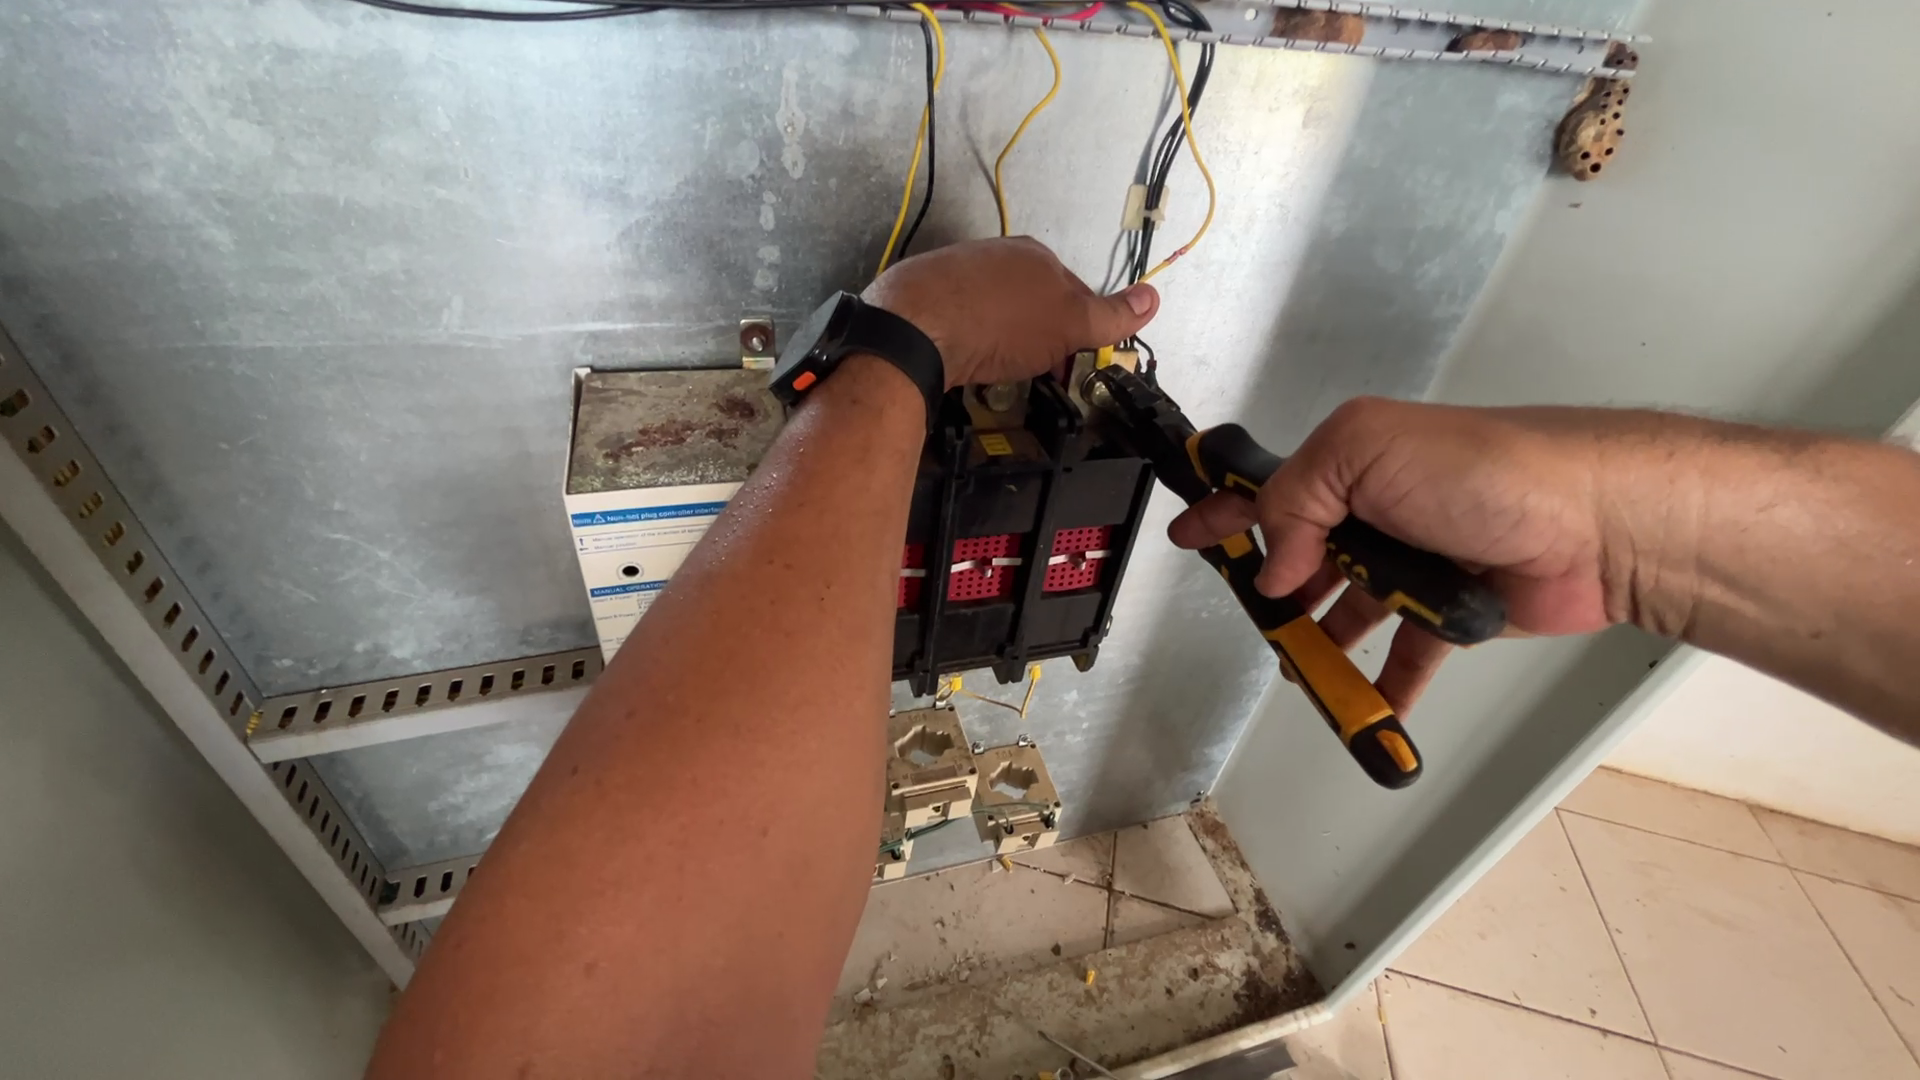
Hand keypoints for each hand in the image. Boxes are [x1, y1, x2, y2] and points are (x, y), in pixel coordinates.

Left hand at [863, 237, 1158, 387]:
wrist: (919, 324)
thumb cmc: (1004, 325)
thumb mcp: (1069, 325)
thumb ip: (1110, 316)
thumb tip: (1155, 297)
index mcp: (1039, 255)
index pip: (1075, 292)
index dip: (1078, 331)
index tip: (1070, 365)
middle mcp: (999, 253)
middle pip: (1033, 299)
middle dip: (1039, 334)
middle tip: (1034, 371)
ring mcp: (959, 269)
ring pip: (996, 307)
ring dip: (1002, 337)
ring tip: (996, 368)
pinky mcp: (927, 292)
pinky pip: (961, 317)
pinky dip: (969, 337)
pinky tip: (963, 356)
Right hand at [1168, 399, 1703, 712]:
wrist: (1598, 522)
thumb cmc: (1471, 474)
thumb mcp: (1361, 455)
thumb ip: (1296, 505)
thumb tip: (1276, 575)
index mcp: (1342, 468)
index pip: (1262, 490)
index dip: (1220, 512)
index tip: (1185, 537)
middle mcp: (1368, 513)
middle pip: (1296, 558)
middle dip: (1268, 587)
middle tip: (1254, 616)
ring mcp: (1403, 565)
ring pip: (1338, 611)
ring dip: (1314, 642)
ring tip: (1297, 668)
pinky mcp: (1440, 613)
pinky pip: (1398, 655)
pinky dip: (1379, 686)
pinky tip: (1364, 712)